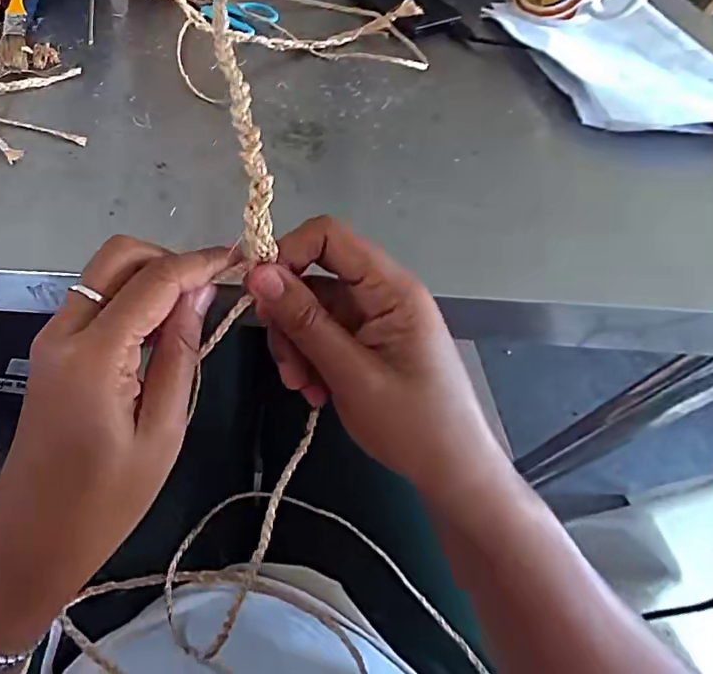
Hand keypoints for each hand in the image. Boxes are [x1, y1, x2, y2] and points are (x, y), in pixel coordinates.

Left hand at [0, 238, 227, 651]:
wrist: (32, 535)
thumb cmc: (105, 501)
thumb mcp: (162, 432)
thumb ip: (180, 351)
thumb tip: (201, 292)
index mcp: (93, 355)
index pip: (153, 281)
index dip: (198, 263)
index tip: (235, 258)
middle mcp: (65, 330)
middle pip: (118, 255)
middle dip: (167, 258)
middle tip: (204, 289)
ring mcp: (52, 334)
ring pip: (104, 270)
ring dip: (148, 274)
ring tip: (187, 309)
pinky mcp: (51, 345)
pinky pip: (95, 297)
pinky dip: (129, 295)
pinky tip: (156, 326)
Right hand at [246, 216, 511, 503]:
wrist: (454, 476)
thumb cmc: (414, 425)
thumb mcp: (351, 374)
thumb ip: (304, 321)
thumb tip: (259, 274)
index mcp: (390, 287)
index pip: (330, 236)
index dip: (289, 251)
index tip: (258, 289)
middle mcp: (380, 292)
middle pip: (314, 276)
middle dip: (288, 313)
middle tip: (281, 356)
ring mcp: (371, 316)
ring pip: (311, 307)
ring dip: (295, 343)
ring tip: (301, 386)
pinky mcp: (364, 339)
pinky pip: (321, 332)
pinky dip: (308, 357)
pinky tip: (314, 391)